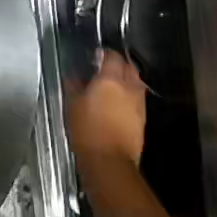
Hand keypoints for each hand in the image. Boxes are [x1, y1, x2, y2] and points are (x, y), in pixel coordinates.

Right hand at [68, 50, 146, 171]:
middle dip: (118, 65)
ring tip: (111, 88)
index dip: (104, 54)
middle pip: (128, 66)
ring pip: (135, 82)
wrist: (109, 162)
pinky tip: (117, 105)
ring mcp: (139, 102)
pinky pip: (137, 98)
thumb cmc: (87, 132)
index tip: (94, 57)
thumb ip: (74, 85)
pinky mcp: (143, 117)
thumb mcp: (72, 106)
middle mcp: (129, 86)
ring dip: (125, 81)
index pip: (112, 56)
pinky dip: (128, 96)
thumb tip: (74, 75)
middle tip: (103, 70)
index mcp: (111, 79)